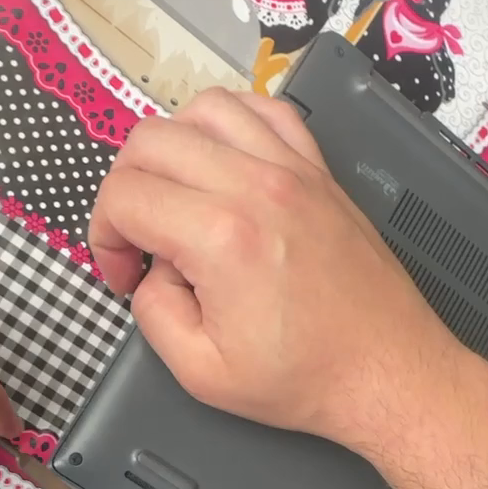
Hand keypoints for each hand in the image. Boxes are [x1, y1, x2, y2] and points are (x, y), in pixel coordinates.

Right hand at [88, 89, 459, 446]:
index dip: (103, 237)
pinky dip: (228, 125)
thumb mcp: (201, 372)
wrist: (384, 371)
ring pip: (202, 110)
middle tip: (138, 242)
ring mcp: (293, 170)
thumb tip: (149, 271)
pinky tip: (221, 165)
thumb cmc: (305, 378)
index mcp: (221, 238)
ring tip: (173, 200)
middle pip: (150, 141)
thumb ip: (152, 312)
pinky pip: (263, 110)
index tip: (123, 275)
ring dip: (169, 150)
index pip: (124, 195)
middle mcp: (256, 186)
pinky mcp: (318, 172)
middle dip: (124, 190)